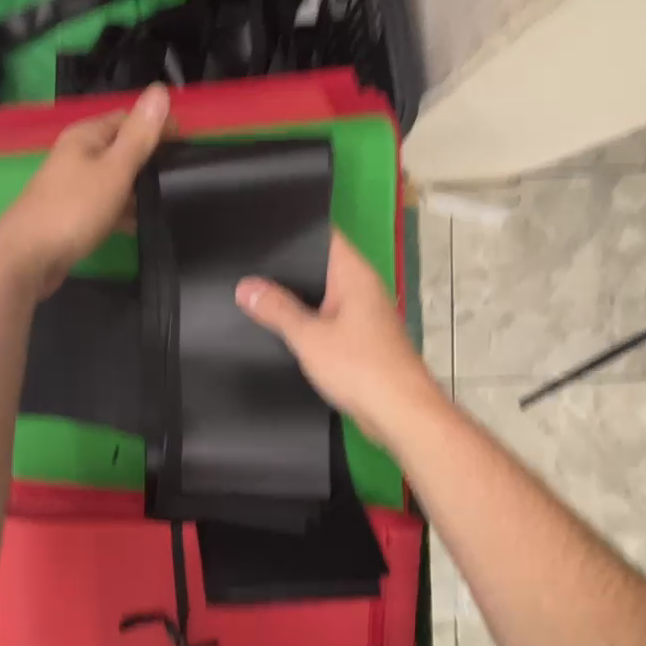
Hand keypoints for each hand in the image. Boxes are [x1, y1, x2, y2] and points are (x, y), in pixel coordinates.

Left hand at [0, 85, 172, 296]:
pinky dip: (121, 212)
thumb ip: (139, 134)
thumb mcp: (115, 168)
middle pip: (119, 149)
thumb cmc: (74, 209)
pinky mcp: (70, 215)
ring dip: (136, 189)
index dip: (157, 126)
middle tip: (181, 174)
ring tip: (167, 200)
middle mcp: (75, 156)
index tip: (188, 143)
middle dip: (148, 159)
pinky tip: (138, 225)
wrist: (27, 258)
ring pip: (112, 180)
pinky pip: (103, 206)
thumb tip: (160, 90)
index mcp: (85, 136)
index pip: (128, 118)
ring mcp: (70, 187)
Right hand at [236, 232, 439, 439]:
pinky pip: (329, 320)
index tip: (261, 232)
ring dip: (298, 299)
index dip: (294, 231)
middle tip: (248, 267)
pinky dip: (309, 322)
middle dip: (288, 268)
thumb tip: (246, 287)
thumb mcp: (308, 337)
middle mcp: (363, 289)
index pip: (325, 237)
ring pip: (324, 296)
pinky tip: (286, 331)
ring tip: (259, 295)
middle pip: (321, 266)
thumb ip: (275, 310)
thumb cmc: (360, 368)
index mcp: (354, 275)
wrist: (400, 413)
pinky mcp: (363, 340)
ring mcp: (365, 315)